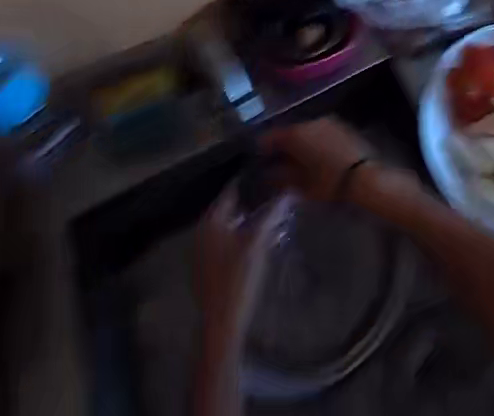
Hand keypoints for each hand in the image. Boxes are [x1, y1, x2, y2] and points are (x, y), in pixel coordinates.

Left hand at [192, 180, 291, 341]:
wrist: (222, 323)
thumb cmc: (237, 278)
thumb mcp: (258, 241)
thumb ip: (272, 213)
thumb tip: (289, 191)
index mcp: (211, 221)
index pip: (231, 189)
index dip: (251, 179)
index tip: (272, 170)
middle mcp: (204, 231)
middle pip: (232, 206)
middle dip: (254, 198)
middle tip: (280, 190)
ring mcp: (206, 249)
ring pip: (233, 222)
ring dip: (252, 216)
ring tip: (277, 210)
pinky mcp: (212, 263)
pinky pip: (230, 237)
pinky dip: (246, 231)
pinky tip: (265, 234)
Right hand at [258, 118, 375, 201]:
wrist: (364, 176)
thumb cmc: (328, 182)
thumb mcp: (300, 184)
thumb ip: (280, 176)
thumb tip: (268, 172)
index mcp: (296, 133)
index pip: (270, 137)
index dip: (262, 149)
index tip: (257, 162)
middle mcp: (311, 121)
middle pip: (289, 132)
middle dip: (281, 147)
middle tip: (275, 165)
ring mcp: (328, 122)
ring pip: (305, 131)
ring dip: (299, 144)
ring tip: (295, 163)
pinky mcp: (342, 126)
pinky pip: (320, 132)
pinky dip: (313, 142)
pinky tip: (314, 157)